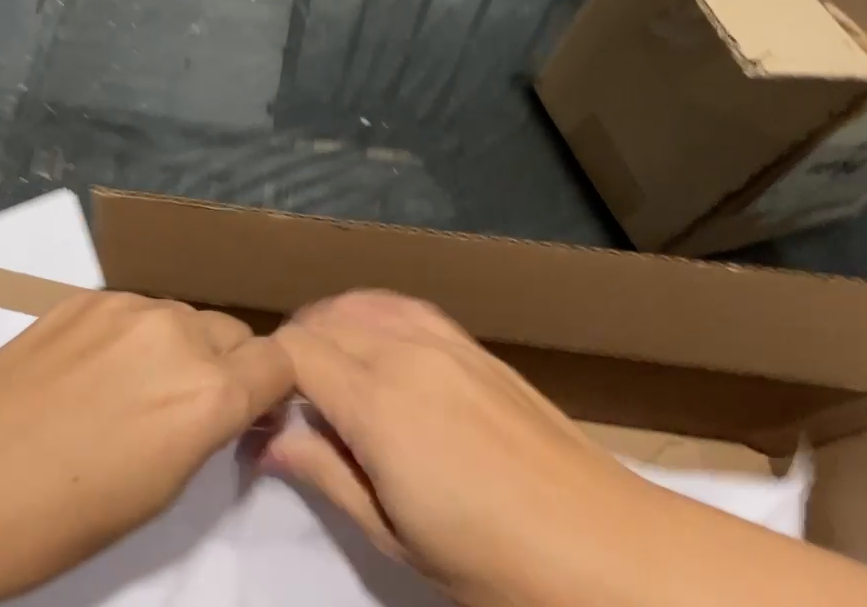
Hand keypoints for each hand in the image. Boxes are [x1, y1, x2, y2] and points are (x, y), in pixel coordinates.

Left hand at [0, 290, 293, 605]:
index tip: (249, 413)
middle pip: (234, 332)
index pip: (281, 362)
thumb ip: (208, 430)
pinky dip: (131, 336)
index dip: (270, 389)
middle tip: (186, 407)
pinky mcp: (83, 297)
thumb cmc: (64, 517)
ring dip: (177, 347)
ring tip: (131, 388)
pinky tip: (91, 371)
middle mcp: (178, 332)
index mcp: (211, 391)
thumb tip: (225, 408)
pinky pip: (133, 311)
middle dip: (227, 365)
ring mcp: (125, 306)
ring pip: (182, 317)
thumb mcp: (163, 490)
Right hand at [268, 290, 662, 605]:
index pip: (292, 354)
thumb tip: (267, 441)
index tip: (257, 418)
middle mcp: (406, 352)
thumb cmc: (492, 562)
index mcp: (379, 402)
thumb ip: (324, 474)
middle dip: (290, 354)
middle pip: (321, 322)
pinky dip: (369, 316)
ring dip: (326, 328)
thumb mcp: (392, 535)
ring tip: (320, 374)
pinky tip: (372, 348)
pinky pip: (403, 307)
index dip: (264, 378)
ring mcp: (445, 342)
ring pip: (360, 304)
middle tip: (285, 407)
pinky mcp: (474, 345)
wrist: (610, 551)